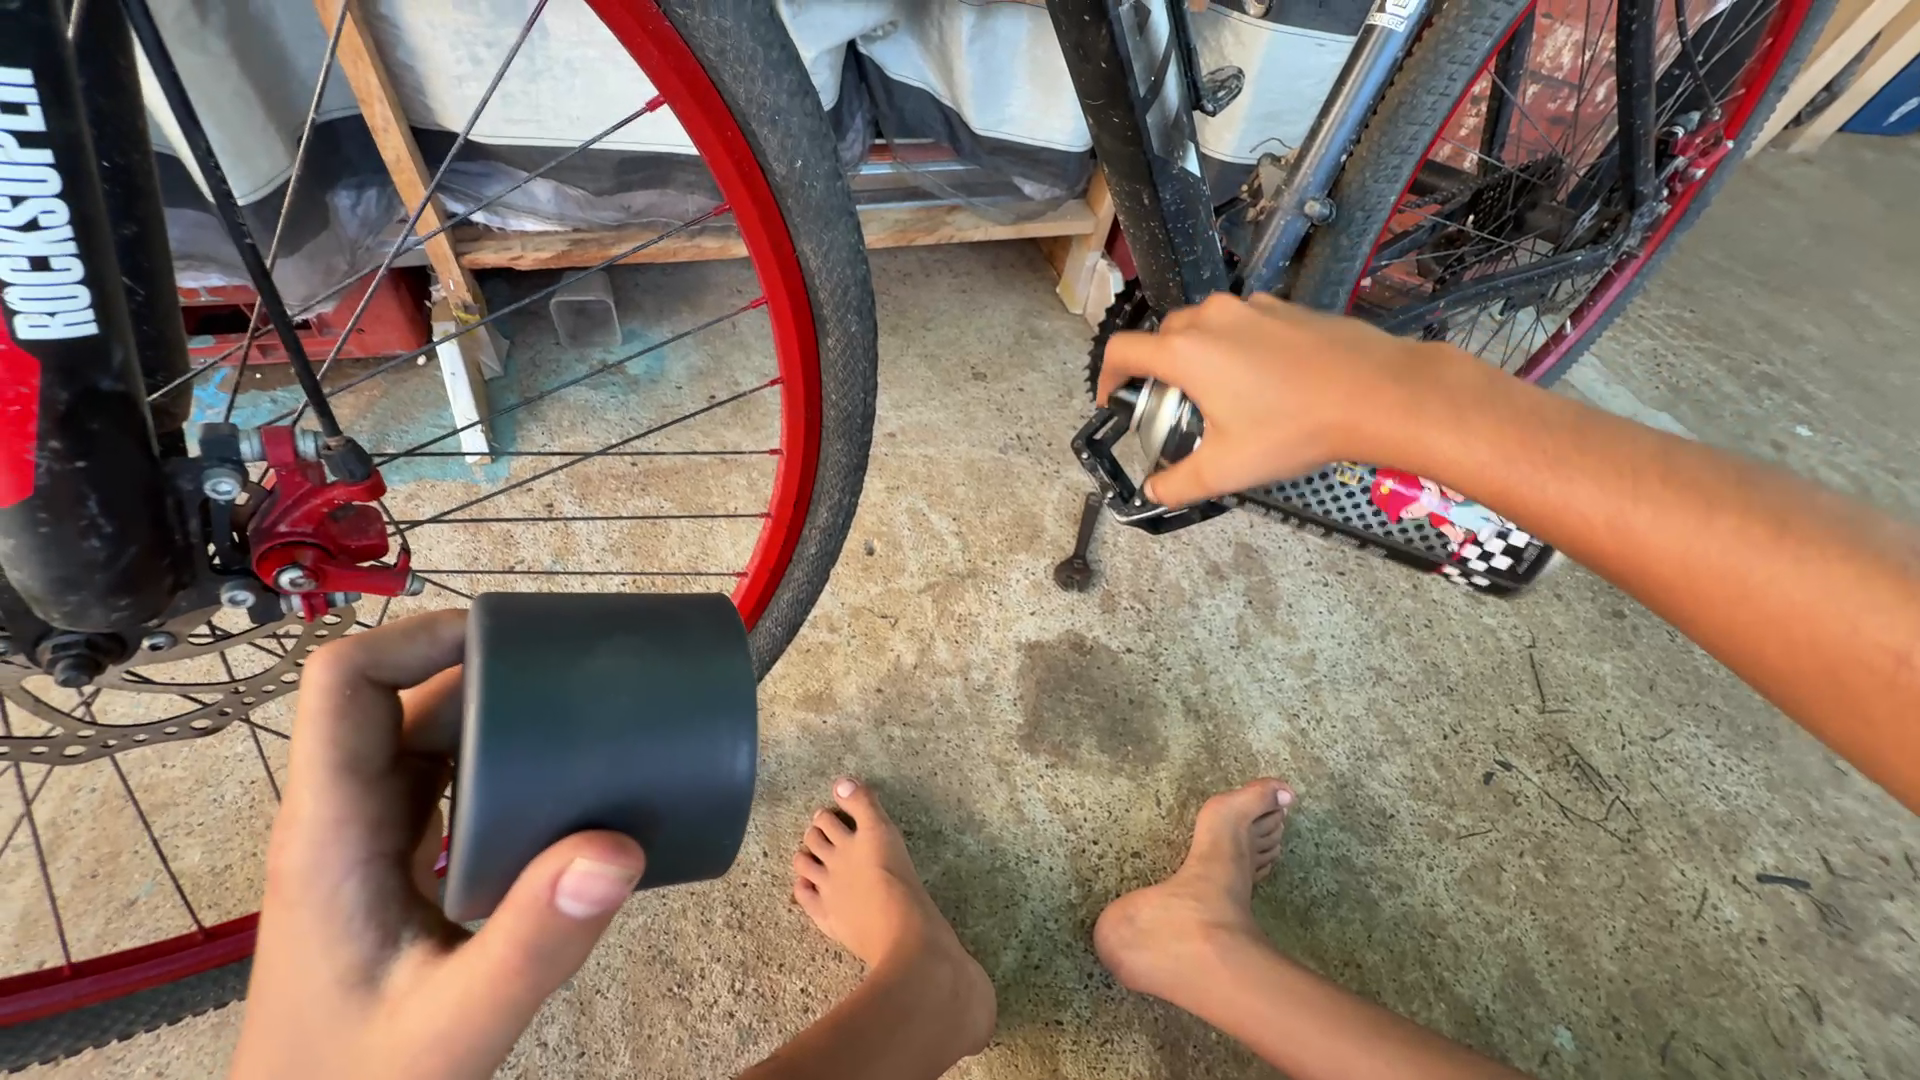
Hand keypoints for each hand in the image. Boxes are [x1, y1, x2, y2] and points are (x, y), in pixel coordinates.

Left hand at [231, 610, 646, 1079]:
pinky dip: (504, 760)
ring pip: (426, 739)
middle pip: (399, 699)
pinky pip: (448, 783)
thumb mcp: (454, 1024)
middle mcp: (345, 818)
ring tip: (585, 710)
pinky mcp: (400, 867)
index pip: (345, 683)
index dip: (419, 636)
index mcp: (334, 829)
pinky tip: (563, 784)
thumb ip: (533, 943)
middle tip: (578, 669)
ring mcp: (370, 843)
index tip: (512, 636)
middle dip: (485, 667)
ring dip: (499, 711)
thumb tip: (622, 848)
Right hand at [1096, 292, 1450, 506]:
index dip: (1107, 377)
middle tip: (1170, 407)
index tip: (1115, 400)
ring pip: (1201, 326)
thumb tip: (1154, 493)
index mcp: (1185, 351)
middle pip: (1161, 336)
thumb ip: (1178, 484)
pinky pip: (1240, 323)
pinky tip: (1260, 380)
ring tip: (1216, 394)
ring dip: (1194, 355)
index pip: (1122, 351)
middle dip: (1155, 370)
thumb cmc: (1294, 428)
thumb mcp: (1227, 469)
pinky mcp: (1284, 306)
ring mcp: (1251, 306)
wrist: (1379, 393)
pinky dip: (1232, 346)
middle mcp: (1211, 318)